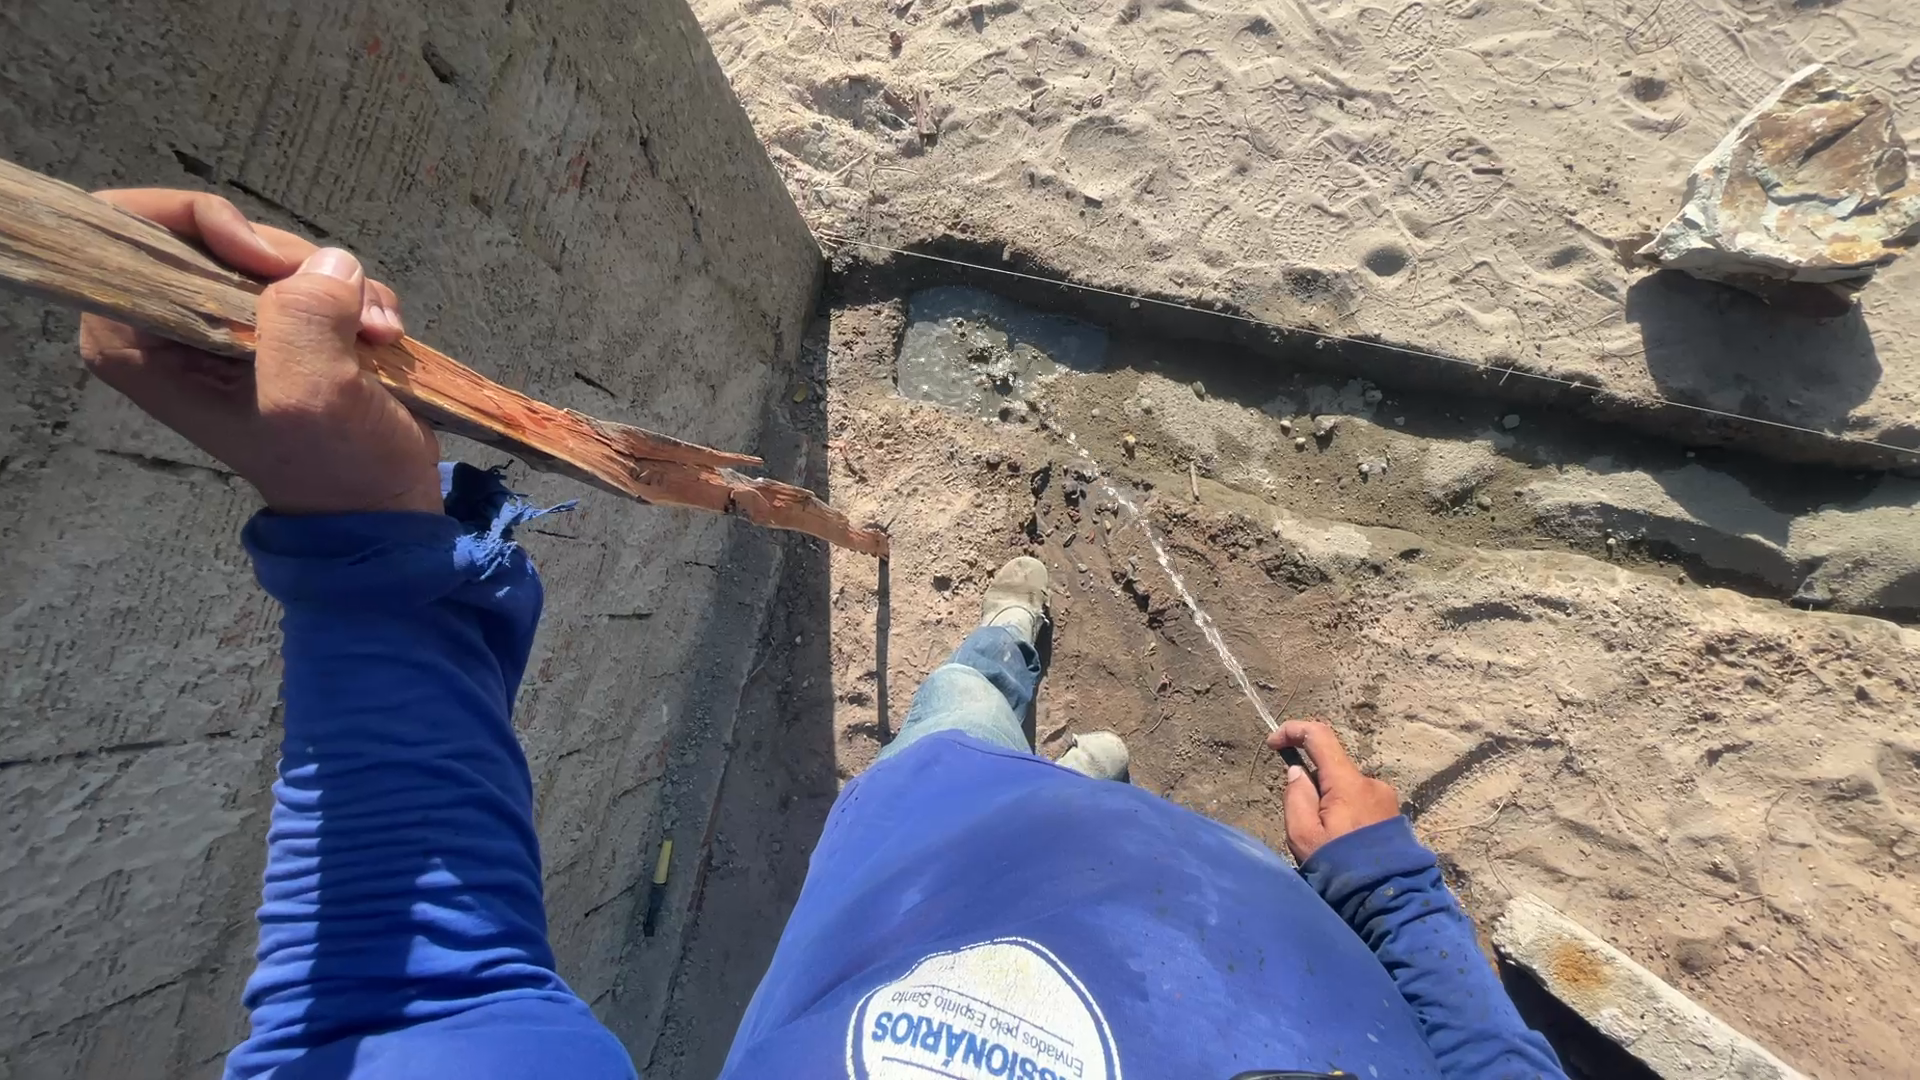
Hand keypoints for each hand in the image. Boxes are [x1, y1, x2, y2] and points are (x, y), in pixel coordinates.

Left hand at [78, 189, 442, 515]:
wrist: (385, 498)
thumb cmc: (332, 461)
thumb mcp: (308, 395)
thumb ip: (305, 320)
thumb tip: (334, 264)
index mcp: (143, 338)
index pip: (135, 231)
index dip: (205, 227)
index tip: (272, 264)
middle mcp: (186, 323)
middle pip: (227, 238)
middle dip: (299, 268)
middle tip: (350, 313)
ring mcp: (248, 325)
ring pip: (291, 260)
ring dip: (349, 292)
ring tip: (379, 337)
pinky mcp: (302, 332)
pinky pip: (331, 283)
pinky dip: (368, 304)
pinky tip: (385, 339)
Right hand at [1268, 720, 1402, 862]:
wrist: (1392, 902)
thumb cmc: (1340, 867)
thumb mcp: (1302, 834)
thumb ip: (1295, 796)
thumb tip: (1297, 772)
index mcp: (1347, 783)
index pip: (1319, 735)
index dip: (1292, 730)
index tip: (1273, 745)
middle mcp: (1371, 783)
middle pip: (1331, 767)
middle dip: (1311, 784)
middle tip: (1305, 821)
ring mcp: (1386, 799)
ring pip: (1345, 786)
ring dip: (1329, 801)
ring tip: (1327, 839)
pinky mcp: (1393, 815)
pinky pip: (1360, 801)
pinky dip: (1345, 811)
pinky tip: (1344, 842)